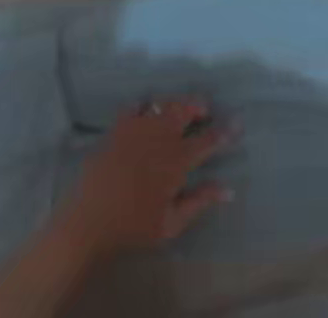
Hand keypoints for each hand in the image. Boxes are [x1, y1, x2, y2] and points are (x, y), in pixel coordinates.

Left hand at [58, 96, 232, 256]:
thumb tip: (228, 189)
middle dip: (198, 105)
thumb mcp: (172, 223)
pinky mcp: (118, 127)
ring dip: (175, 102)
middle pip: (184, 110)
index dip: (224, 131)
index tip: (236, 122)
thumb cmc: (134, 225)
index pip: (207, 140)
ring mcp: (137, 128)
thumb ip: (200, 201)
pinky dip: (147, 104)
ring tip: (181, 108)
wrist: (90, 219)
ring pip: (162, 104)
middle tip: (205, 110)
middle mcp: (160, 137)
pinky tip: (149, 111)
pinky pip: (136, 105)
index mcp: (177, 160)